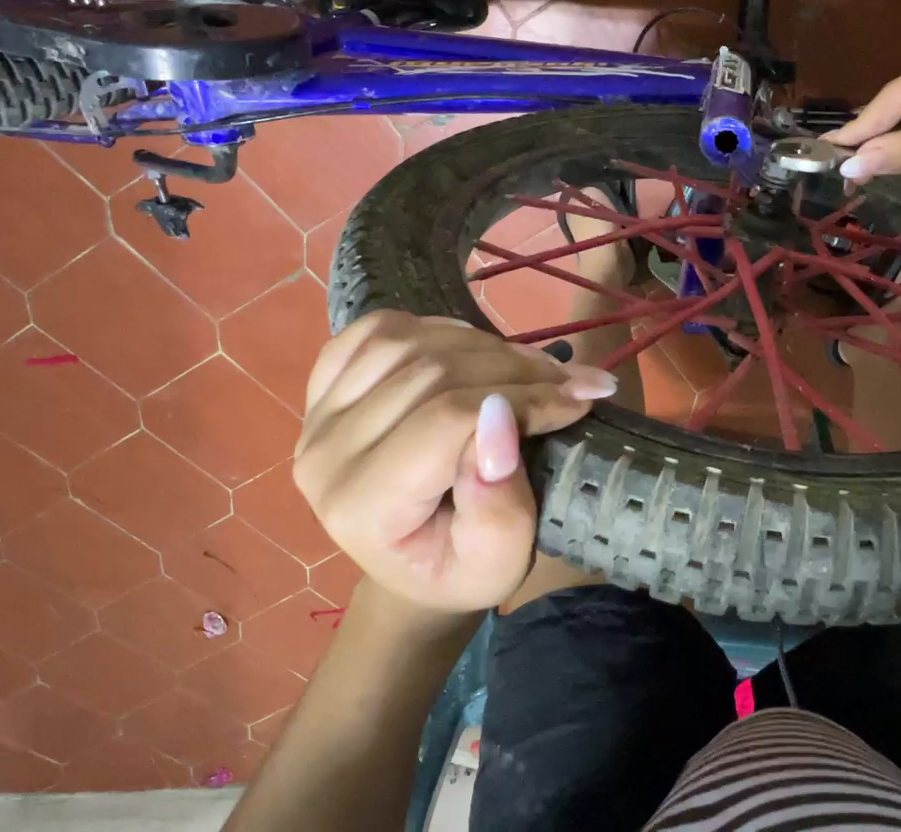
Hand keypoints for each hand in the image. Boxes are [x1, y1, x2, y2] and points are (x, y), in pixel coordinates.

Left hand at [292, 311, 616, 614]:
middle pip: (430, 372)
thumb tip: (501, 415)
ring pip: (409, 341)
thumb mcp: (498, 562)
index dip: (522, 399)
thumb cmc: (462, 572)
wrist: (415, 569)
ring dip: (485, 344)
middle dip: (517, 368)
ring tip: (535, 369)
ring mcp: (317, 413)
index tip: (583, 399)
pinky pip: (378, 329)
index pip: (445, 420)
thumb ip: (499, 504)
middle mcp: (324, 453)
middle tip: (575, 381)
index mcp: (362, 505)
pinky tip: (472, 351)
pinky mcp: (324, 387)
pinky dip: (434, 328)